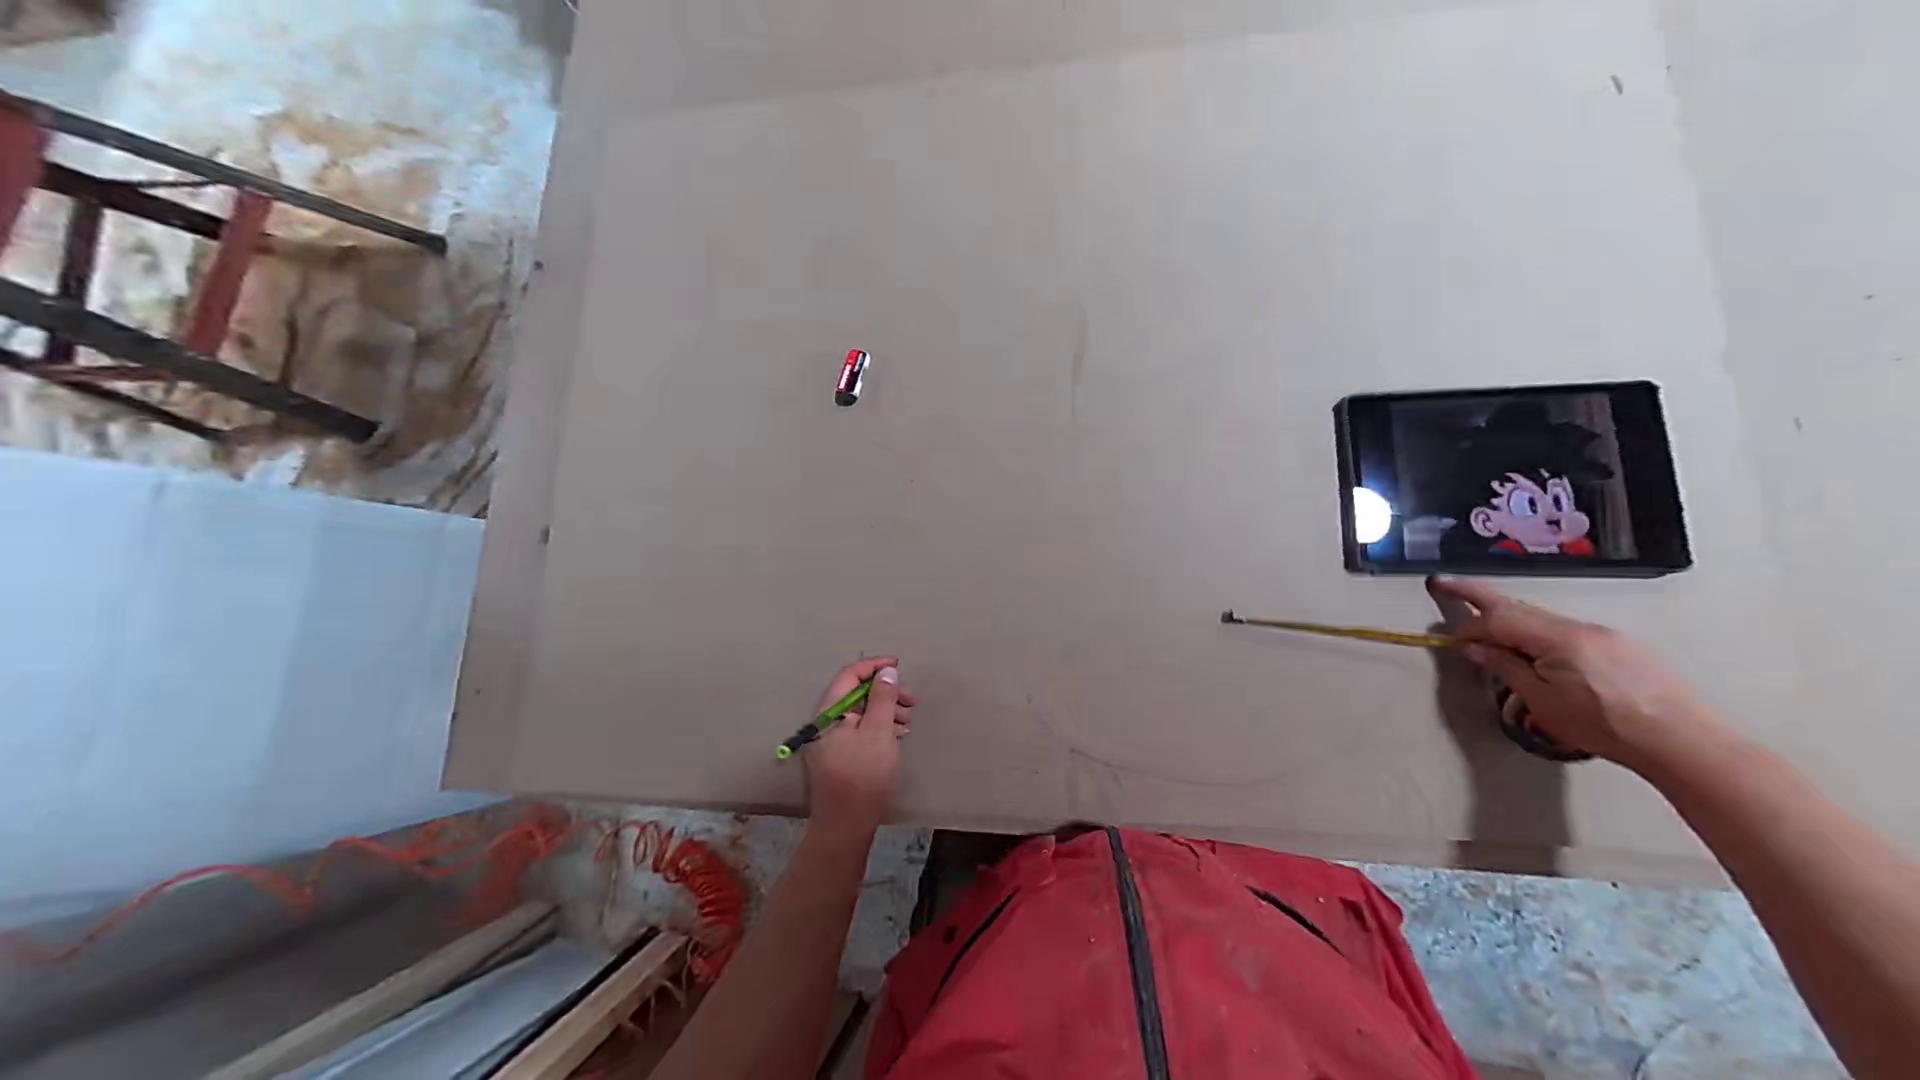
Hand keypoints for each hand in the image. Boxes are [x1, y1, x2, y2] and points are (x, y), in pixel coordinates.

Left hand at [802, 656, 916, 836]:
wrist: (846, 824)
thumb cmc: (863, 774)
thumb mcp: (879, 730)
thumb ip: (883, 698)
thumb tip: (886, 672)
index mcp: (829, 711)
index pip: (850, 675)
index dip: (874, 666)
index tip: (898, 666)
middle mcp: (826, 722)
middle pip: (856, 694)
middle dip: (885, 692)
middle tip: (911, 700)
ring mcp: (831, 740)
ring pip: (861, 713)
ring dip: (886, 710)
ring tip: (908, 721)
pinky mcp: (840, 756)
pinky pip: (861, 730)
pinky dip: (880, 726)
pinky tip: (898, 735)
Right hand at [1427, 577, 1720, 770]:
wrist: (1685, 742)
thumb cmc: (1606, 726)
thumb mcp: (1542, 701)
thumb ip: (1506, 668)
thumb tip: (1477, 648)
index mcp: (1558, 639)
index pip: (1498, 619)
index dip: (1470, 627)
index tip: (1453, 639)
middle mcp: (1581, 627)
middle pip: (1519, 607)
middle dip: (1479, 597)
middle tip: (1446, 584)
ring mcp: (1606, 634)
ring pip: (1544, 619)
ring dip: (1512, 620)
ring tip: (1492, 633)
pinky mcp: (1623, 646)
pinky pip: (1568, 630)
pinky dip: (1540, 633)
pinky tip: (1538, 653)